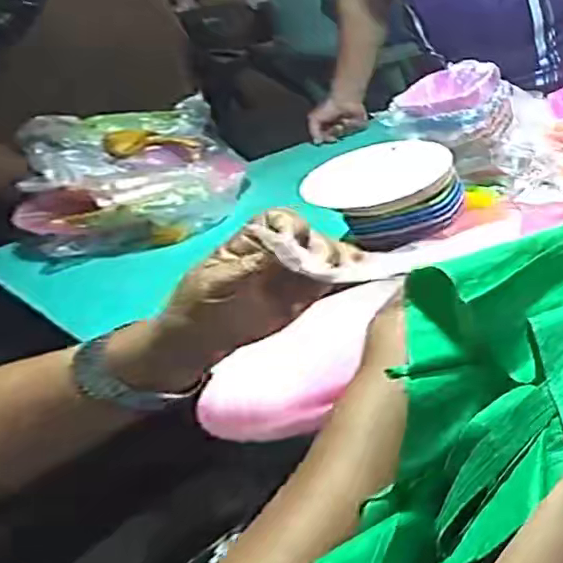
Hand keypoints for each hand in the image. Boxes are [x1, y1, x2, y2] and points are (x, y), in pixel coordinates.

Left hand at [128, 209, 359, 389]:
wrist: (200, 342)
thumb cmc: (198, 306)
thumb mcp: (218, 282)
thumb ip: (255, 263)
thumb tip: (290, 248)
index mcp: (258, 234)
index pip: (286, 220)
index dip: (297, 230)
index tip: (299, 248)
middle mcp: (286, 245)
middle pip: (317, 237)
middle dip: (326, 250)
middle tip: (326, 270)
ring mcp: (304, 267)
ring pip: (334, 256)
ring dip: (345, 263)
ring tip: (348, 275)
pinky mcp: (315, 288)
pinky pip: (338, 278)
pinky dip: (352, 277)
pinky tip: (364, 278)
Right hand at [307, 97, 367, 143]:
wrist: (344, 99)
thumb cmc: (328, 107)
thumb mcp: (314, 119)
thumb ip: (314, 132)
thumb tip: (318, 142)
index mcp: (328, 127)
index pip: (328, 139)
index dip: (328, 139)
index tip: (328, 138)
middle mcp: (339, 128)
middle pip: (338, 138)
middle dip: (336, 133)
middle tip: (337, 126)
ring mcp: (351, 126)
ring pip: (348, 135)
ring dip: (344, 128)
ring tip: (343, 120)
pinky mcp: (361, 124)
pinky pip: (358, 130)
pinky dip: (353, 125)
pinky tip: (350, 119)